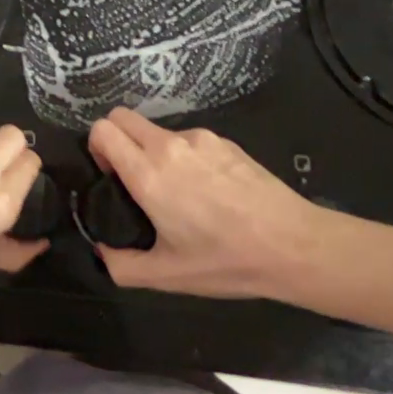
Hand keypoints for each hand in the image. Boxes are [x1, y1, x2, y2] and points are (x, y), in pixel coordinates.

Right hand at [88, 108, 324, 298]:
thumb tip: (102, 249)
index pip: (102, 130)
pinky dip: (184, 156)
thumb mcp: (168, 276)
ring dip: (152, 150)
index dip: (97, 148)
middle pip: (122, 117)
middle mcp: (168, 146)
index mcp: (148, 173)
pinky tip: (208, 190)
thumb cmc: (227, 260)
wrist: (295, 245)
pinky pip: (188, 139)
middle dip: (116, 139)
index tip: (109, 176)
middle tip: (130, 177)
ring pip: (156, 129)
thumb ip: (122, 265)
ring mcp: (199, 139)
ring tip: (177, 191)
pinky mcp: (224, 141)